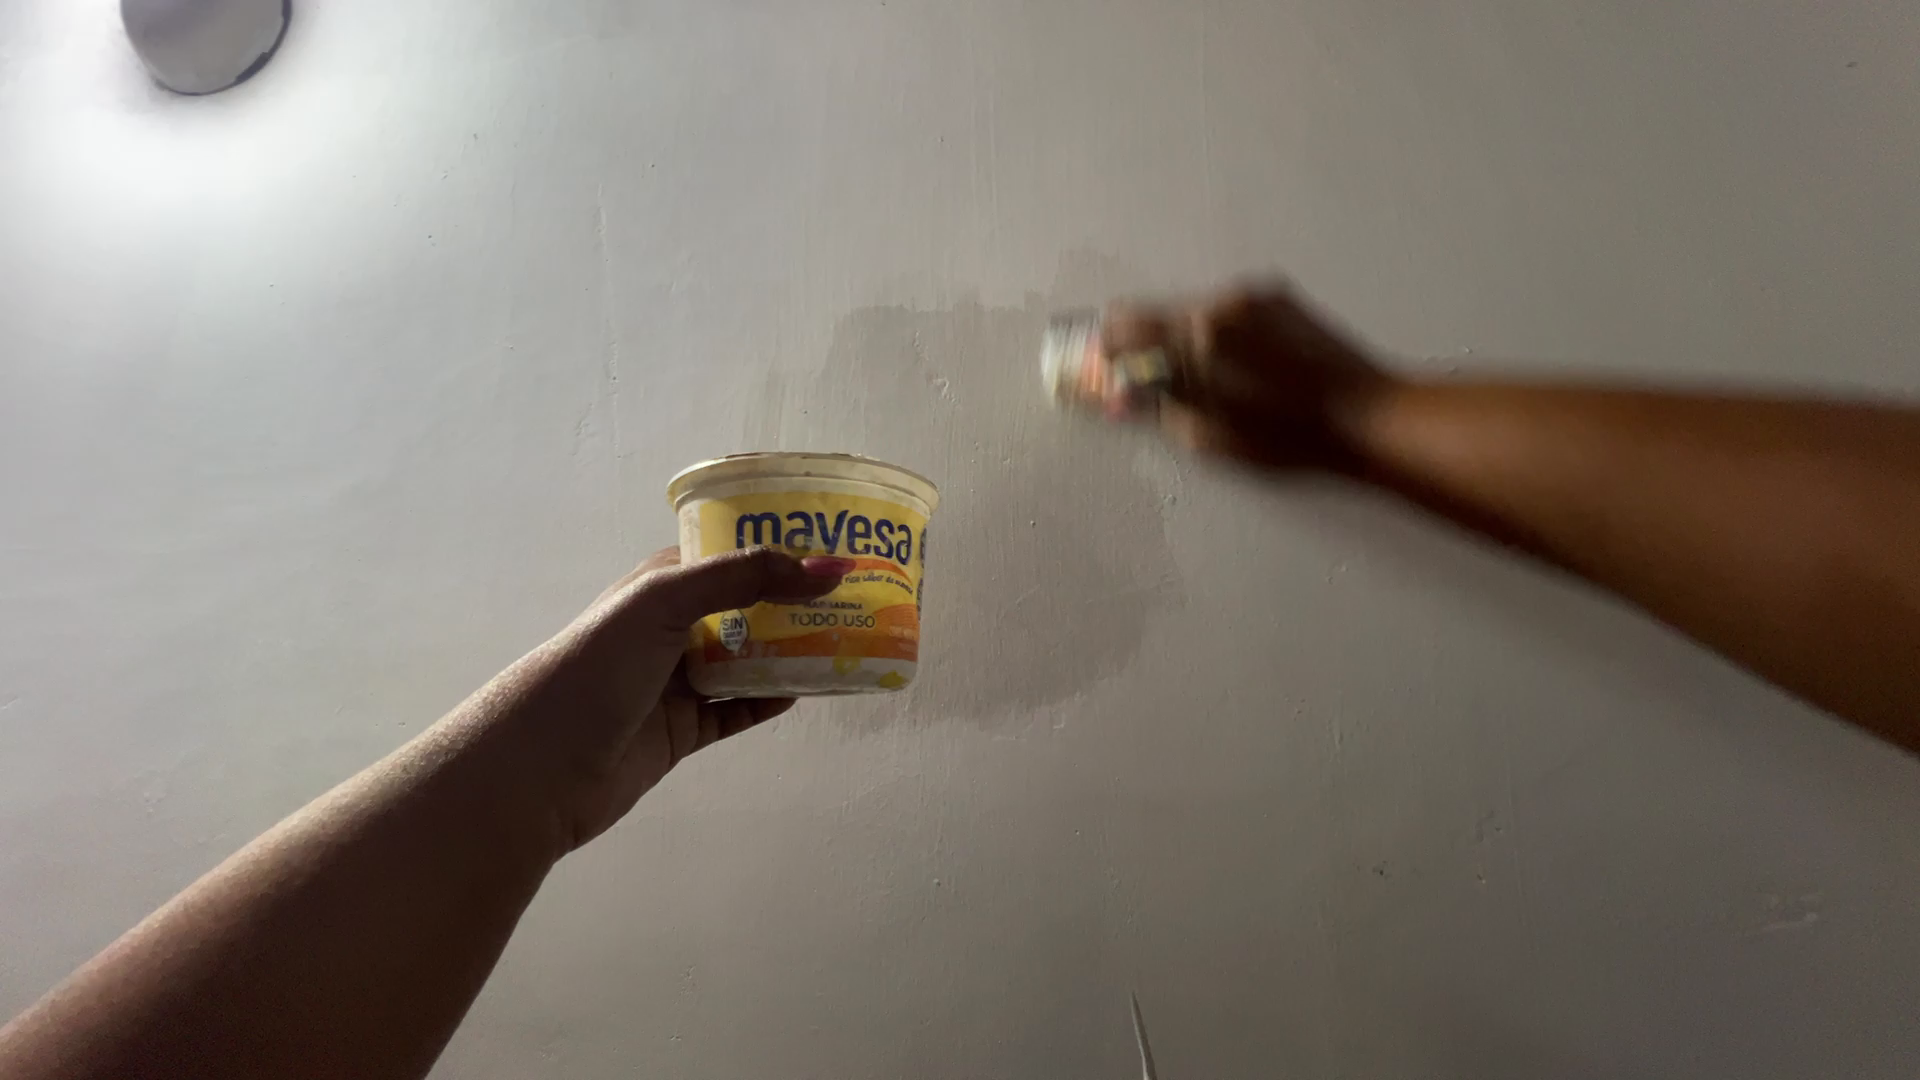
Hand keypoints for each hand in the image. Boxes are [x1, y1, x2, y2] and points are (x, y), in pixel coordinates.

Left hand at [463, 546, 849, 855]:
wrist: (538, 773)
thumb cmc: (597, 667)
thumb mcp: (666, 601)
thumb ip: (745, 578)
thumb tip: (831, 567)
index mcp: (663, 585)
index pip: (733, 555)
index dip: (781, 549)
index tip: (834, 548)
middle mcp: (674, 627)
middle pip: (748, 608)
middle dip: (796, 602)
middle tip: (854, 597)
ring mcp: (680, 680)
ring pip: (751, 658)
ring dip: (793, 651)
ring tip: (846, 642)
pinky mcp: (687, 728)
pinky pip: (742, 707)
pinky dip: (773, 698)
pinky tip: (810, 690)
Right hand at [1101, 282, 1395, 468]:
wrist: (1364, 414)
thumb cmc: (1285, 436)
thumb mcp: (1207, 435)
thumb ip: (1158, 408)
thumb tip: (1121, 400)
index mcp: (1198, 340)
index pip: (1125, 327)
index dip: (1106, 348)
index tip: (1103, 366)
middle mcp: (1220, 305)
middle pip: (1155, 313)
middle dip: (1144, 345)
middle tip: (1145, 378)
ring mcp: (1251, 296)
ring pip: (1191, 310)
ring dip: (1182, 338)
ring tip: (1200, 378)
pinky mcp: (1277, 296)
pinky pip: (1225, 309)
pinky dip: (1215, 332)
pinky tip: (1234, 364)